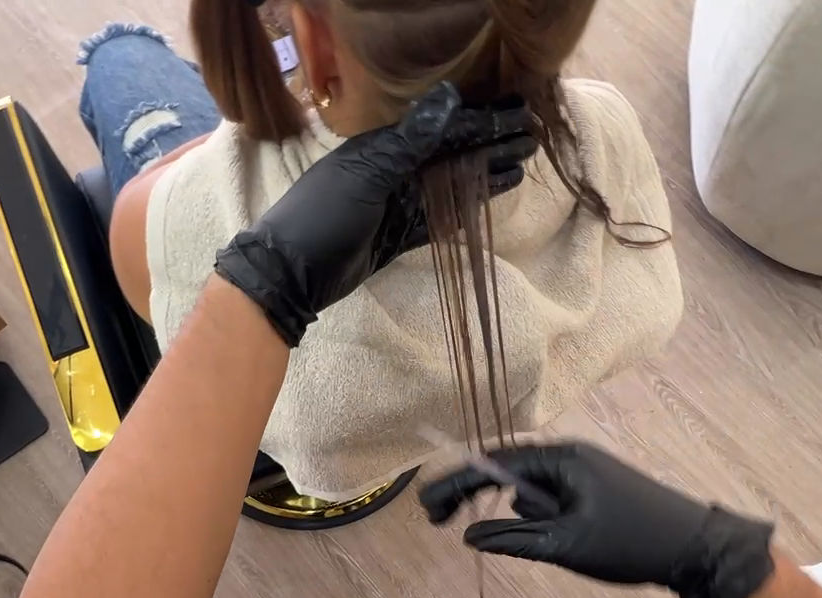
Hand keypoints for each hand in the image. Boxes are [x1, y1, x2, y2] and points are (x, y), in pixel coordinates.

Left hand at [214, 83, 536, 346]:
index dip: (482, 121)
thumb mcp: (367, 176)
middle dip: (489, 147)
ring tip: (519, 168)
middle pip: (450, 155)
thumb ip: (410, 142)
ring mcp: (394, 206)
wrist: (291, 274)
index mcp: (384, 148)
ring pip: (447, 188)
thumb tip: (451, 99)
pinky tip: (485, 202)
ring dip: (481, 179)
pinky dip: (459, 213)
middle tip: (530, 139)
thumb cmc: (323, 217)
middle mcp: (392, 172)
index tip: (518, 115)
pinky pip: (434, 221)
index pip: (443, 129)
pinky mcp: (393, 238)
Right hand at [418, 442, 776, 597]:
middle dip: (468, 490)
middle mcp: (567, 455)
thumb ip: (512, 538)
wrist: (696, 547)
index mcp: (560, 459)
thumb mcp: (564, 545)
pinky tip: (527, 529)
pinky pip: (545, 492)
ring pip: (525, 483)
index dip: (455, 484)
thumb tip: (468, 536)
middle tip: (437, 519)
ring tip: (500, 531)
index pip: (493, 464)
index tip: (426, 507)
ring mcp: (581, 469)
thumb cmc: (630, 542)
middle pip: (503, 467)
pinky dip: (526, 509)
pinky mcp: (590, 486)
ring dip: (503, 504)